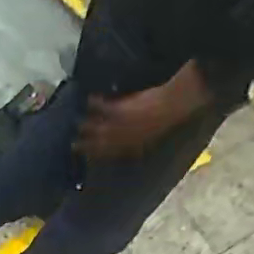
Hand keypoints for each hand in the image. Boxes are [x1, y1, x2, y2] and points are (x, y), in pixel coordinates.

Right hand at [74, 60, 211, 159]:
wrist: (181, 100)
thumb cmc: (172, 116)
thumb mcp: (157, 134)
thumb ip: (140, 140)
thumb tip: (131, 142)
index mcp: (131, 146)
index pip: (108, 153)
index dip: (95, 155)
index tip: (85, 155)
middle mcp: (121, 140)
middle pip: (97, 145)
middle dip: (84, 145)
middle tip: (72, 145)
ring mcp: (119, 125)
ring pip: (96, 128)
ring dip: (85, 126)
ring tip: (77, 123)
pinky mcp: (121, 110)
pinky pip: (102, 107)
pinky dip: (95, 103)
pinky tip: (89, 99)